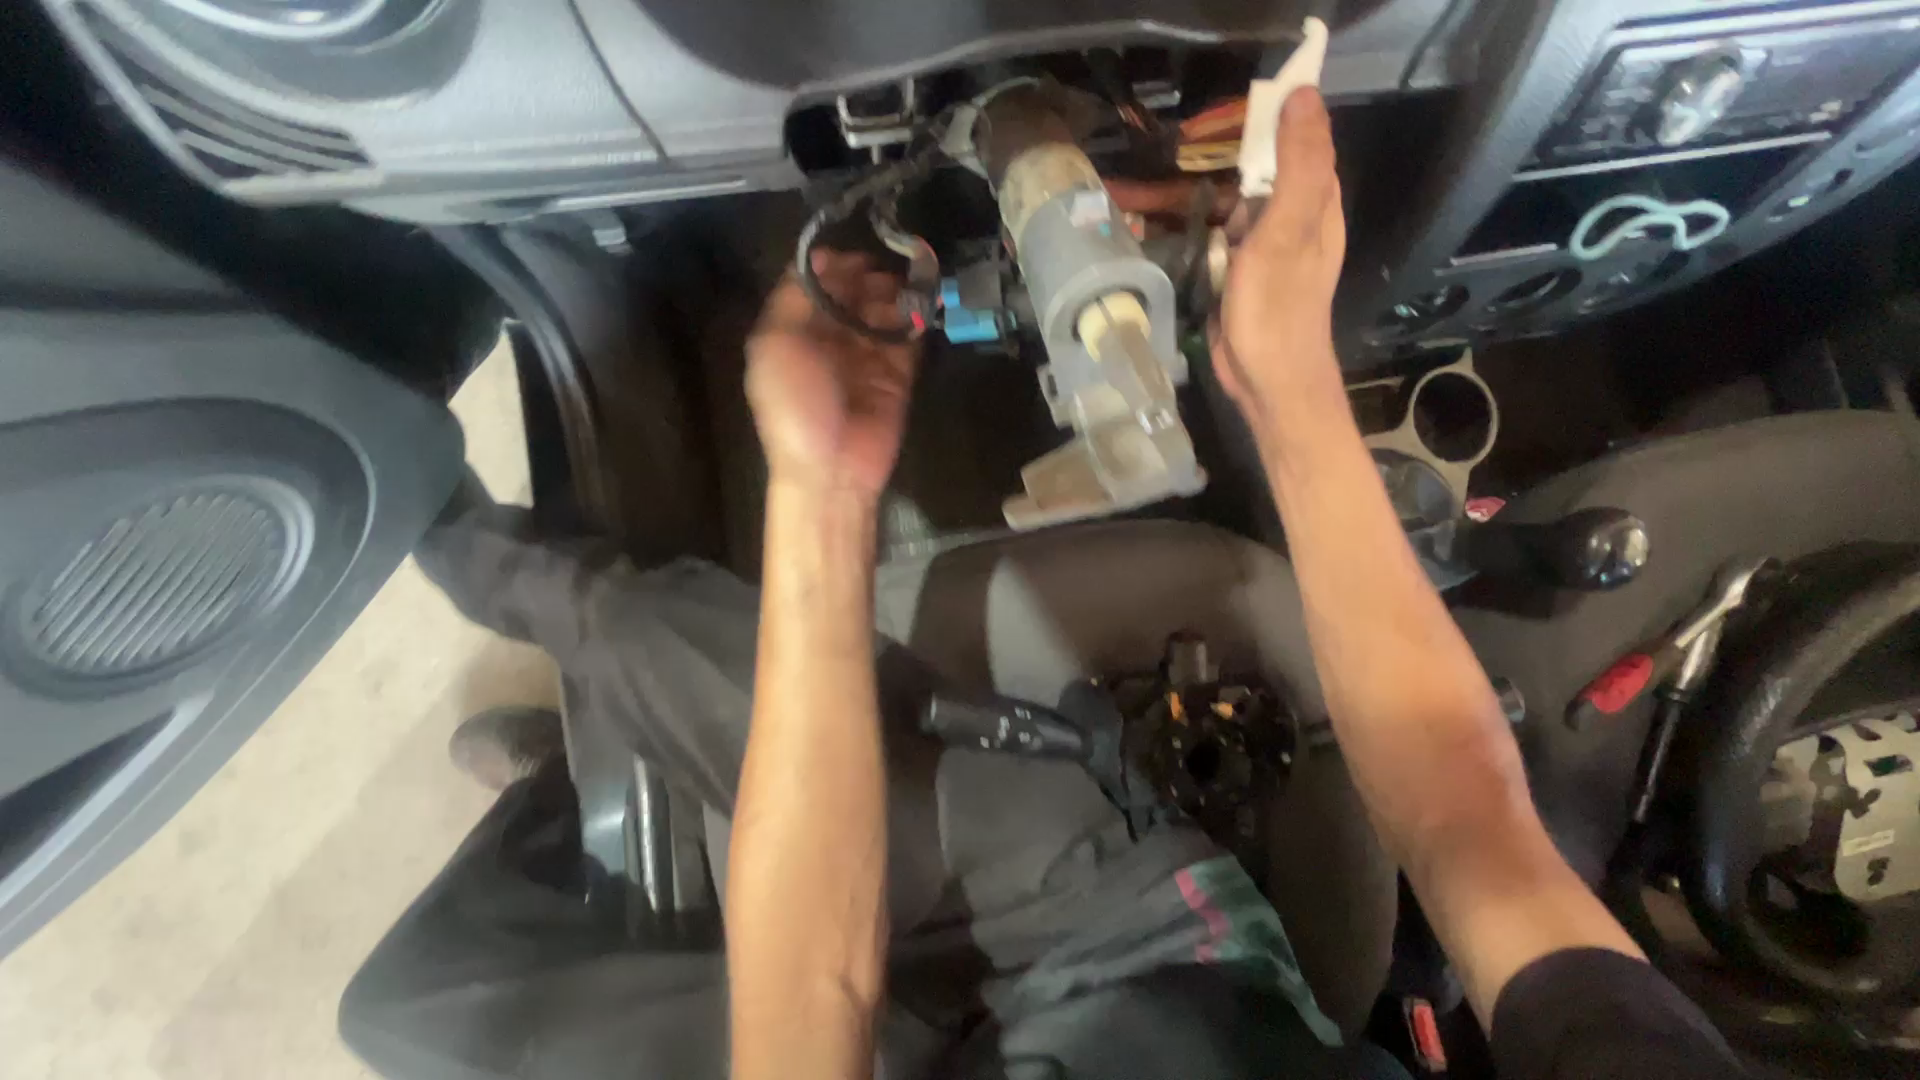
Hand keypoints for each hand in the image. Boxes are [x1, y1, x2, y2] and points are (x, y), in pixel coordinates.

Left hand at [747, 250, 919, 499]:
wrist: (832, 469)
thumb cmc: (796, 406)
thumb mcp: (776, 345)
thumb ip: (792, 298)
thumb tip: (818, 257)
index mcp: (794, 334)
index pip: (815, 287)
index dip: (832, 267)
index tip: (850, 255)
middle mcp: (829, 342)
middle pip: (851, 296)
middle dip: (866, 278)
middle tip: (882, 271)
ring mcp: (866, 359)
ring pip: (882, 313)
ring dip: (893, 296)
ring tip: (902, 289)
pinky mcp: (898, 377)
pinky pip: (908, 341)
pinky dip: (914, 322)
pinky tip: (920, 306)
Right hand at [1213, 87, 1347, 434]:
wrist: (1267, 381)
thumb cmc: (1277, 310)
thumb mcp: (1286, 232)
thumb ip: (1297, 165)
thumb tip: (1302, 95)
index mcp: (1316, 204)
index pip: (1300, 141)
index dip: (1270, 122)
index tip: (1228, 116)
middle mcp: (1295, 221)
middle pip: (1262, 173)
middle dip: (1229, 166)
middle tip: (1184, 164)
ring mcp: (1266, 250)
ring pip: (1236, 207)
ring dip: (1208, 203)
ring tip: (1166, 199)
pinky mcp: (1242, 276)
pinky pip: (1221, 240)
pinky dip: (1203, 235)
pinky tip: (1180, 238)